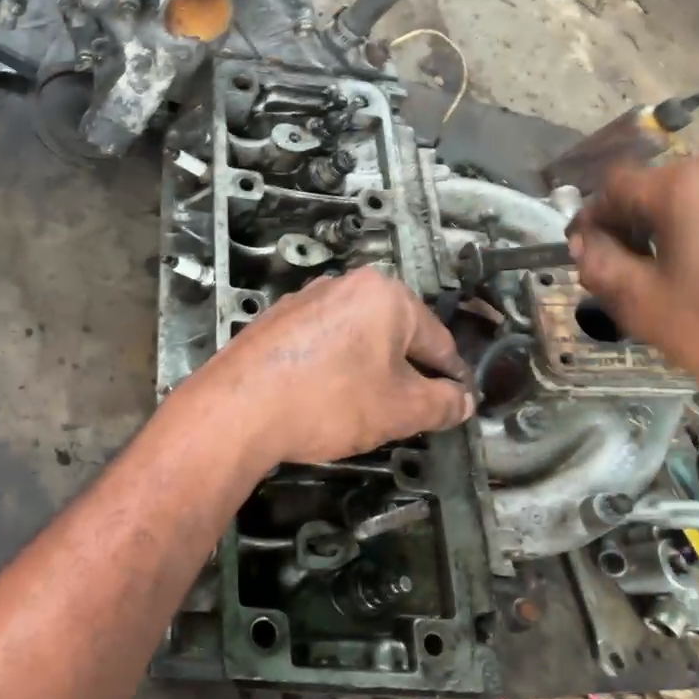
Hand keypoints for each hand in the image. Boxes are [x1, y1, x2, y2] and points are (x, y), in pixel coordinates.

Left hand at [179, 267, 475, 466]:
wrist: (239, 410)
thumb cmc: (325, 402)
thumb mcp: (401, 410)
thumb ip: (442, 404)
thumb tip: (459, 401)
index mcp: (383, 296)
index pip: (437, 339)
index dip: (451, 375)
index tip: (457, 397)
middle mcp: (342, 287)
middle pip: (393, 335)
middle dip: (404, 373)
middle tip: (410, 411)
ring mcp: (303, 302)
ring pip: (354, 340)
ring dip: (366, 372)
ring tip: (362, 411)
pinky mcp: (274, 323)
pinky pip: (319, 346)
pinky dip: (330, 370)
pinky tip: (324, 400)